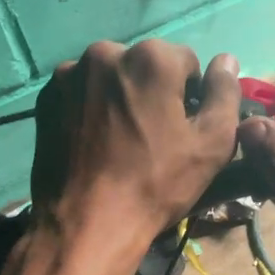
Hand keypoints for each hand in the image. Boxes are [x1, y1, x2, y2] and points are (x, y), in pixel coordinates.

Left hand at [30, 40, 240, 243]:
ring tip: (121, 140)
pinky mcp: (47, 96)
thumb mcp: (212, 144)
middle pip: (146, 64)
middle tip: (152, 137)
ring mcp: (71, 73)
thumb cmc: (156, 184)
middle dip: (154, 91)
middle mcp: (107, 51)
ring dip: (122, 96)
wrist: (85, 223)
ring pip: (113, 76)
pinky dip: (93, 107)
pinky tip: (96, 141)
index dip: (191, 97)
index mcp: (152, 58)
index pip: (187, 62)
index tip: (182, 130)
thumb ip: (225, 94)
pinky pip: (83, 91)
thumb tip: (227, 60)